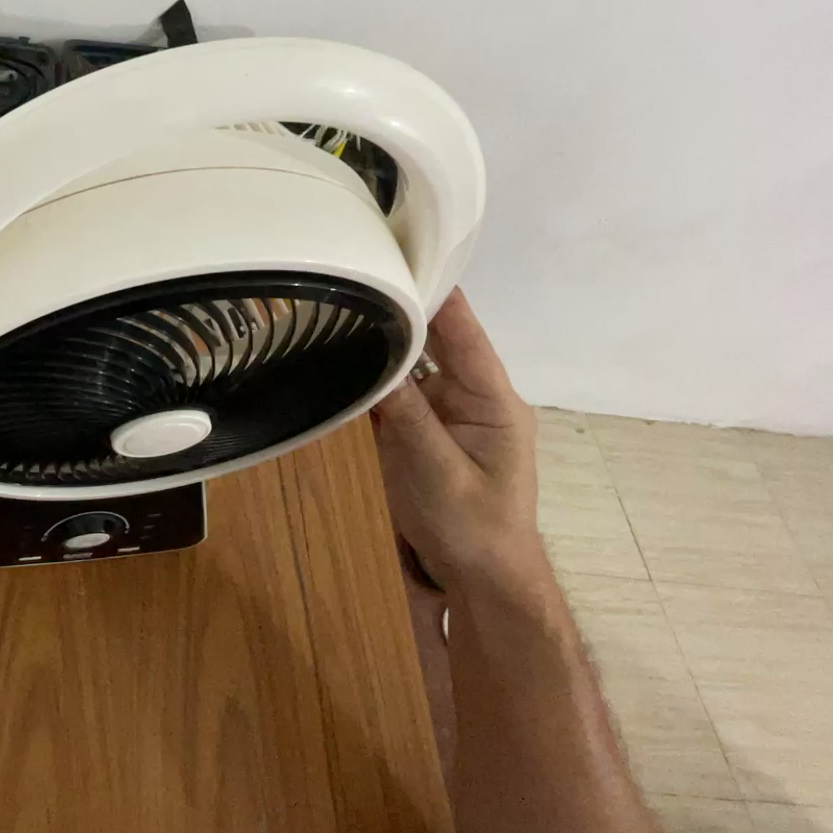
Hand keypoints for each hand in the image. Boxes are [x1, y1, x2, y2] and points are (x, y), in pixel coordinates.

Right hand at [370, 290, 543, 591]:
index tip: (409, 257)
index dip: (440, 297)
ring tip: (343, 308)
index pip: (465, 336)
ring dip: (381, 342)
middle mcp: (468, 398)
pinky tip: (340, 359)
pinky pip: (392, 395)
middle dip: (404, 309)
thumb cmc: (473, 526)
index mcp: (492, 402)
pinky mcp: (417, 432)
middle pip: (436, 343)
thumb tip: (377, 365)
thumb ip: (408, 417)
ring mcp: (441, 414)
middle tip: (362, 274)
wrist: (476, 576)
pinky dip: (369, 378)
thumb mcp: (439, 471)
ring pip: (409, 367)